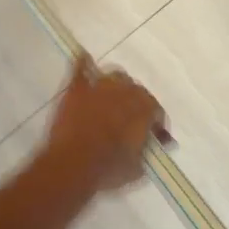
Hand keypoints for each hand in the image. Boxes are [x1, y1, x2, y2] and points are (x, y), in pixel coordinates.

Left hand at [41, 55, 166, 192]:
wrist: (72, 165)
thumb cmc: (108, 169)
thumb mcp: (136, 167)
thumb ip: (146, 152)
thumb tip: (150, 146)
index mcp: (144, 109)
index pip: (156, 110)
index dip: (156, 124)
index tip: (155, 137)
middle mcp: (125, 92)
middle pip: (136, 90)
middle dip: (137, 103)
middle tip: (133, 119)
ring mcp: (98, 88)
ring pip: (114, 77)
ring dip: (117, 86)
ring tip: (114, 97)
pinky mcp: (75, 91)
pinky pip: (80, 70)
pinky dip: (83, 65)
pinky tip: (84, 59)